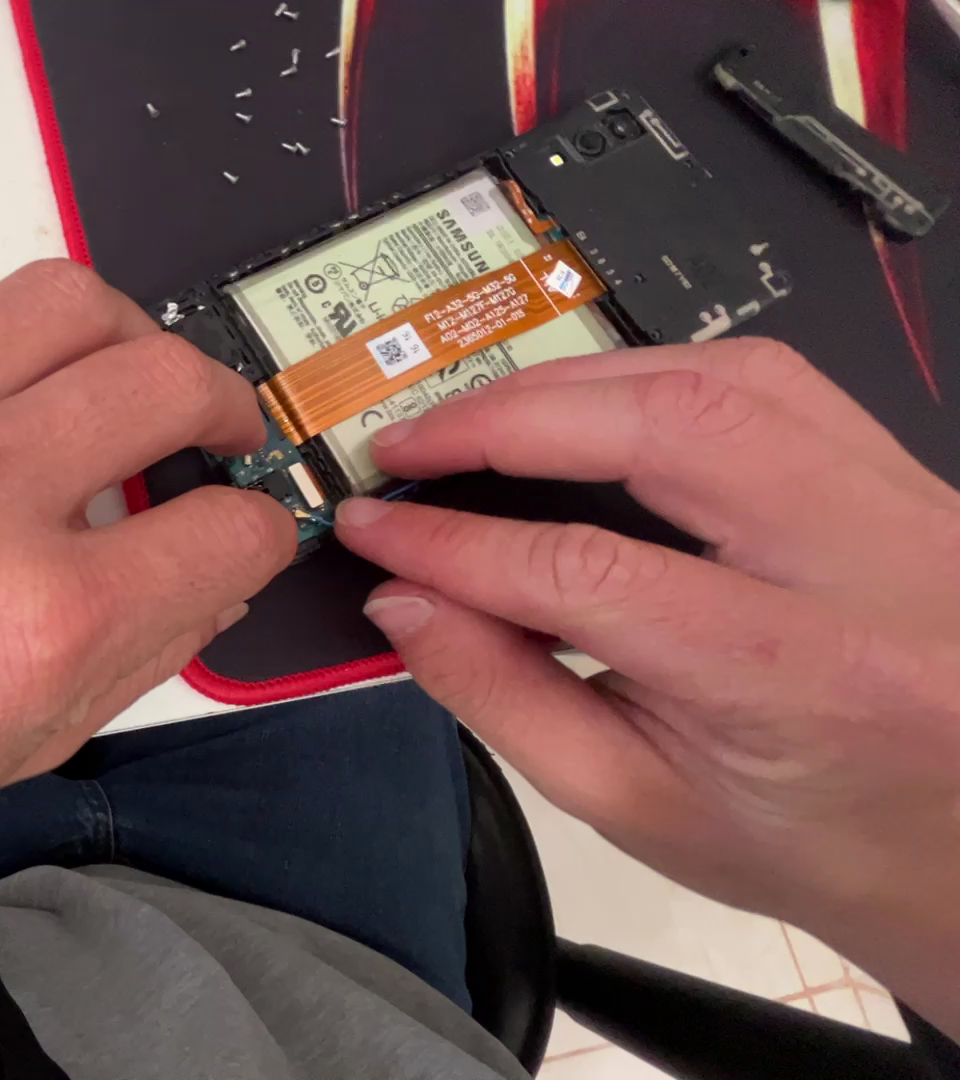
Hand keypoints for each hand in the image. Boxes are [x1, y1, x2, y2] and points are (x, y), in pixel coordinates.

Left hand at [0, 262, 292, 877]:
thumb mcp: (13, 746)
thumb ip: (138, 652)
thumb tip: (213, 572)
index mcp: (40, 614)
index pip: (225, 532)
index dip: (257, 531)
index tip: (240, 527)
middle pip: (170, 380)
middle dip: (221, 408)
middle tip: (208, 434)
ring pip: (67, 298)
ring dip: (120, 341)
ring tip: (104, 387)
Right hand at [332, 339, 959, 1026]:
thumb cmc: (785, 839)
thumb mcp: (617, 797)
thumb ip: (493, 692)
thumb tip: (396, 597)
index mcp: (803, 678)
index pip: (584, 572)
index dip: (448, 543)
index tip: (364, 527)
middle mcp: (883, 562)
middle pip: (667, 428)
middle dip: (499, 424)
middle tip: (400, 448)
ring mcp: (908, 499)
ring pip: (715, 378)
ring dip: (558, 388)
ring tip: (461, 424)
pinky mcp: (893, 469)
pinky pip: (753, 381)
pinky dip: (628, 381)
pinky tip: (562, 413)